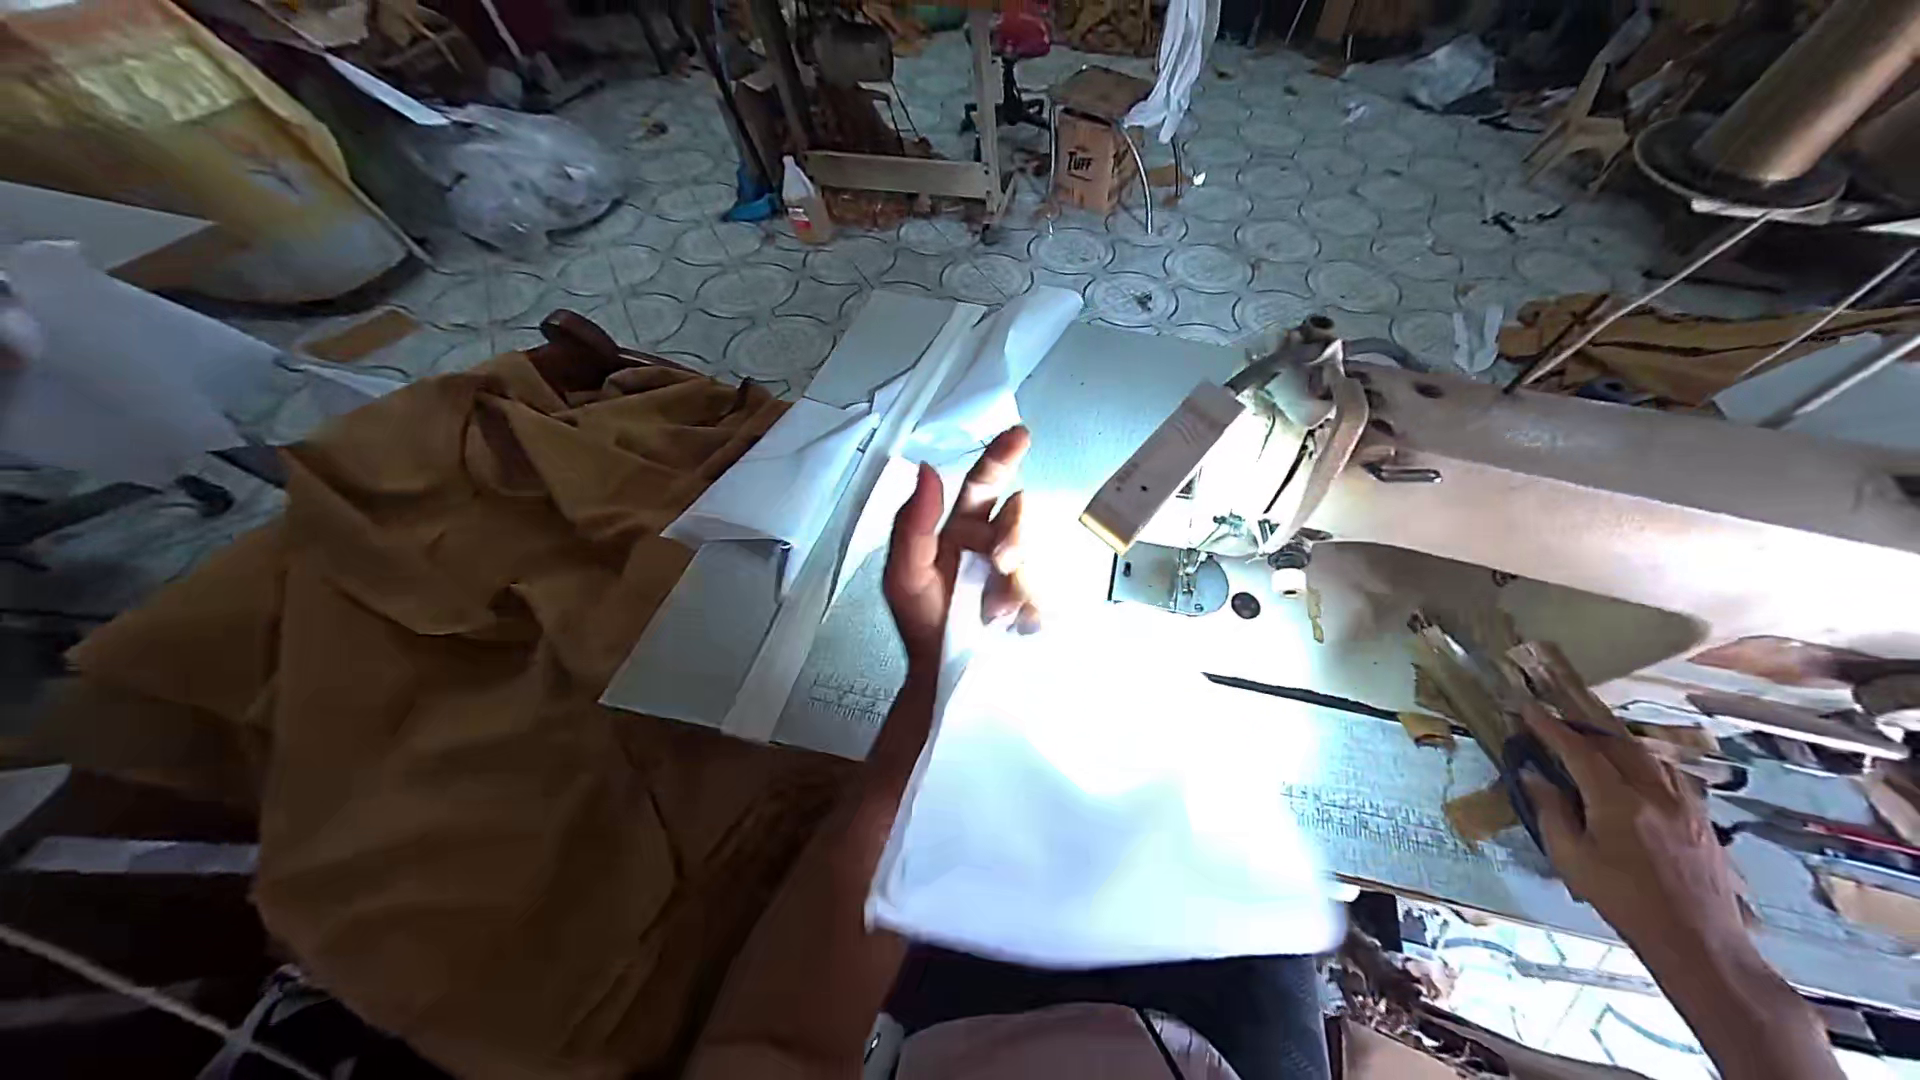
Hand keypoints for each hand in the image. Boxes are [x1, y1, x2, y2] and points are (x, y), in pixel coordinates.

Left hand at [882, 426, 1039, 667]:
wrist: (946, 675)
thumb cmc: (923, 623)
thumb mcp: (904, 575)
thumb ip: (912, 524)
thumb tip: (926, 470)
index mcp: (961, 529)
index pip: (984, 484)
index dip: (1001, 456)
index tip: (1020, 436)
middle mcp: (994, 543)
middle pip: (1020, 514)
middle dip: (1015, 534)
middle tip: (1003, 563)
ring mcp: (1019, 571)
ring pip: (1038, 552)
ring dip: (1019, 581)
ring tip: (997, 613)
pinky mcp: (1040, 598)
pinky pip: (1054, 588)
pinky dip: (1035, 606)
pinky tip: (1017, 623)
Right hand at [1519, 703, 1746, 955]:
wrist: (1696, 940)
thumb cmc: (1621, 899)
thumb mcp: (1570, 856)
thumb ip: (1551, 809)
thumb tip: (1532, 774)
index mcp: (1618, 802)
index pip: (1578, 751)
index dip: (1549, 727)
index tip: (1527, 709)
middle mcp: (1656, 795)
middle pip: (1617, 745)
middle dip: (1582, 730)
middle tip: (1555, 727)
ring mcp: (1686, 807)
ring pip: (1648, 756)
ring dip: (1615, 743)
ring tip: (1591, 744)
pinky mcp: (1702, 820)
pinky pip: (1670, 775)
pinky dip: (1643, 763)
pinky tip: (1632, 772)